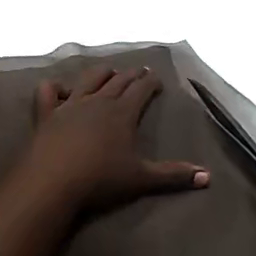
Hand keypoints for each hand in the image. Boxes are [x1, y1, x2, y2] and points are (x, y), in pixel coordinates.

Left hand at [9, 66, 209, 210]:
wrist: (53, 183)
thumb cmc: (101, 180)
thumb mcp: (141, 179)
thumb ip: (174, 175)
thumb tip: (208, 177)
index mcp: (123, 112)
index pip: (141, 89)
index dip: (150, 82)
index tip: (156, 78)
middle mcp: (98, 101)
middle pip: (118, 81)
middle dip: (131, 75)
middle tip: (140, 72)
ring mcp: (70, 105)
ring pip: (89, 79)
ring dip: (101, 73)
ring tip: (109, 72)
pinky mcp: (46, 114)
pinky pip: (49, 91)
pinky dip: (56, 87)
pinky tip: (61, 90)